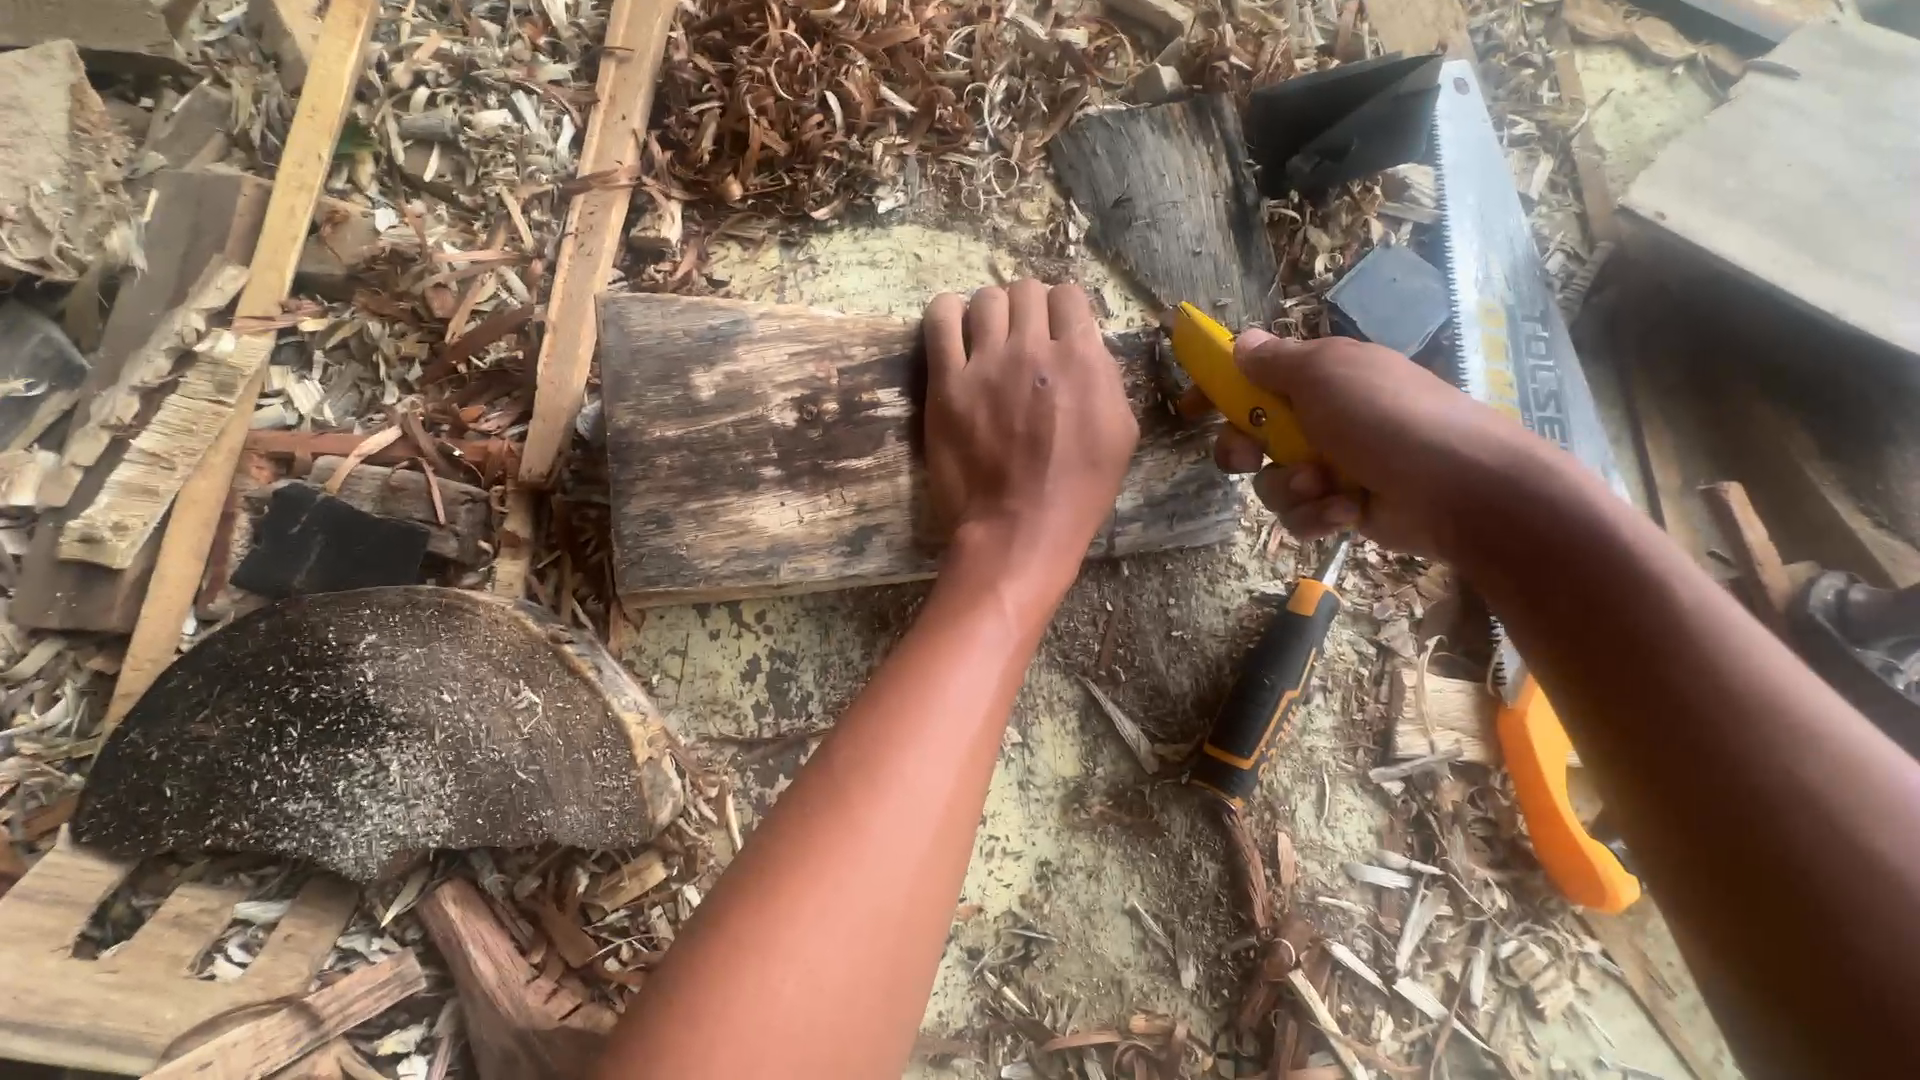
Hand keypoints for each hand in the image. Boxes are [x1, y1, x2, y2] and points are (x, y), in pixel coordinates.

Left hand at [922, 281, 1139, 587]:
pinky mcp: (946, 383)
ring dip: (990, 311)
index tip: (1055, 331)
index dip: (1062, 310)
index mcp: (1081, 359)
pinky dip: (947, 313)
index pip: (1069, 296)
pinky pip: (940, 320)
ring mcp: (985, 364)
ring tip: (988, 337)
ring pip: (985, 299)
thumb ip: (1105, 378)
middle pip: (1025, 291)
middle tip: (1022, 337)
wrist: (1020, 528)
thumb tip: (1085, 349)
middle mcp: (1032, 350)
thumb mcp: (1121, 432)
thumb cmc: (1078, 490)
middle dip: (1027, 308)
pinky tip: (953, 326)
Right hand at [1192, 328, 1551, 557]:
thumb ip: (1274, 361)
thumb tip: (1242, 341)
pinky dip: (1317, 515)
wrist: (1460, 486)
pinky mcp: (1341, 508)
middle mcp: (1320, 419)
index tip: (1190, 408)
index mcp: (1318, 377)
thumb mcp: (1325, 374)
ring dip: (1289, 487)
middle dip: (1243, 449)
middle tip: (1249, 455)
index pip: (1254, 378)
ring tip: (1327, 488)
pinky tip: (1347, 512)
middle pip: (1249, 436)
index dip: (1219, 391)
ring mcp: (1331, 465)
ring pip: (1270, 482)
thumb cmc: (1386, 416)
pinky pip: (1299, 515)